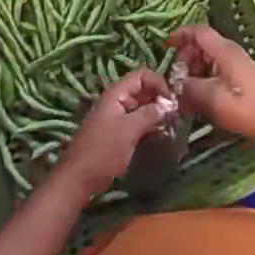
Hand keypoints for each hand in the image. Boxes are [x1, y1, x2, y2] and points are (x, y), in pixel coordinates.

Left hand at [52, 69, 175, 198]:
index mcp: (116, 94)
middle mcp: (116, 101)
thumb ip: (149, 114)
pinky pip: (136, 121)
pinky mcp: (117, 132)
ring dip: (155, 113)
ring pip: (140, 106)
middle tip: (175, 114)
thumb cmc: (103, 151)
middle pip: (142, 90)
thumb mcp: (129, 130)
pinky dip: (148, 124)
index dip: (158, 83)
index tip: (171, 101)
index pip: (142, 75)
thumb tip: (168, 104)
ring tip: (170, 125)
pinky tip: (159, 134)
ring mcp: (115, 117)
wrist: (78, 179)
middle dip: (159, 98)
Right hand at [169, 25, 254, 141]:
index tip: (166, 45)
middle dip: (185, 58)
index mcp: (225, 51)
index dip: (181, 34)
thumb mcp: (212, 99)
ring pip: (208, 58)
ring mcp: (236, 64)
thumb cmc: (244, 109)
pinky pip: (216, 69)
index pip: (199, 32)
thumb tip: (177, 85)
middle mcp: (231, 52)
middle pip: (202, 44)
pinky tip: (198, 98)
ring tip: (185, 91)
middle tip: (176, 78)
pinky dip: (204, 78)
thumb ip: (190, 88)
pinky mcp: (240, 77)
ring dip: (194, 71)